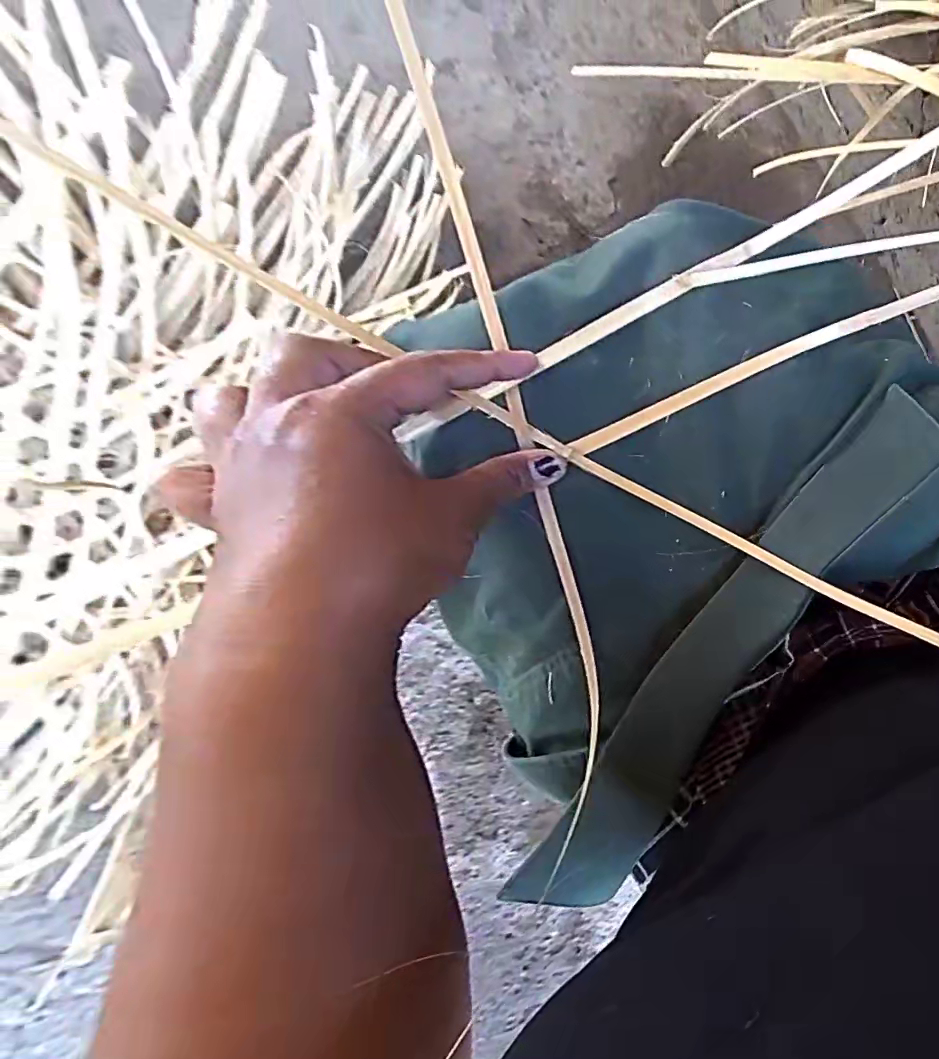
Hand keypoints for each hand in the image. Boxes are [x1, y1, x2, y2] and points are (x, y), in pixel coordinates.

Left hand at [155, 333, 564, 635]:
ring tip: (326, 416)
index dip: (478, 366)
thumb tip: (544, 463)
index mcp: (340, 414)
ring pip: (233, 394)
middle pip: (307, 354)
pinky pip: (198, 465)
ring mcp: (234, 460)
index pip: (419, 373)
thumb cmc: (383, 557)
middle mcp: (278, 421)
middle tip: (412, 394)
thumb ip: (498, 479)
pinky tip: (259, 473)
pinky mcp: (217, 504)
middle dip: (364, 361)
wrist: (303, 628)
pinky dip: (224, 458)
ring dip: (280, 393)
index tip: (523, 363)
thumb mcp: (455, 513)